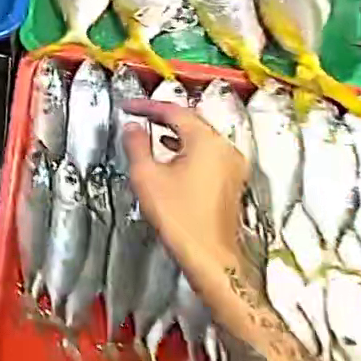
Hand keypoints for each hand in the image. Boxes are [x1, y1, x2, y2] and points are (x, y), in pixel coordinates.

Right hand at [121, 98, 249, 282]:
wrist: (208, 255)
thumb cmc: (179, 216)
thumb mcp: (146, 175)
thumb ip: (137, 144)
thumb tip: (134, 128)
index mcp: (206, 143)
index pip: (174, 112)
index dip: (148, 106)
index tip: (128, 106)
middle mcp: (225, 150)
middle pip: (192, 120)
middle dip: (163, 114)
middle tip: (139, 112)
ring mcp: (232, 166)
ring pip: (201, 135)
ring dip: (175, 129)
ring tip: (151, 128)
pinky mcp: (231, 180)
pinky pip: (208, 150)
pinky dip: (186, 144)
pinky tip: (170, 151)